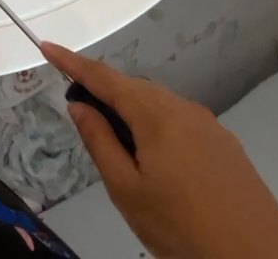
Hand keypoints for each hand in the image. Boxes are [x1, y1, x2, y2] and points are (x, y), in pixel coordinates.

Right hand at [44, 42, 277, 258]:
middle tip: (87, 123)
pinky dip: (160, 130)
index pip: (104, 77)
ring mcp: (213, 128)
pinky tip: (163, 167)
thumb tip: (79, 106)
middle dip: (106, 95)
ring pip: (159, 106)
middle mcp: (185, 110)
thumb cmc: (182, 230)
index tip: (47, 47)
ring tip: (126, 156)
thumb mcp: (126, 190)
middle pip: (134, 89)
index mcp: (156, 115)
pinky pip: (183, 124)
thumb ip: (99, 141)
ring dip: (134, 115)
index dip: (73, 62)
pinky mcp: (230, 149)